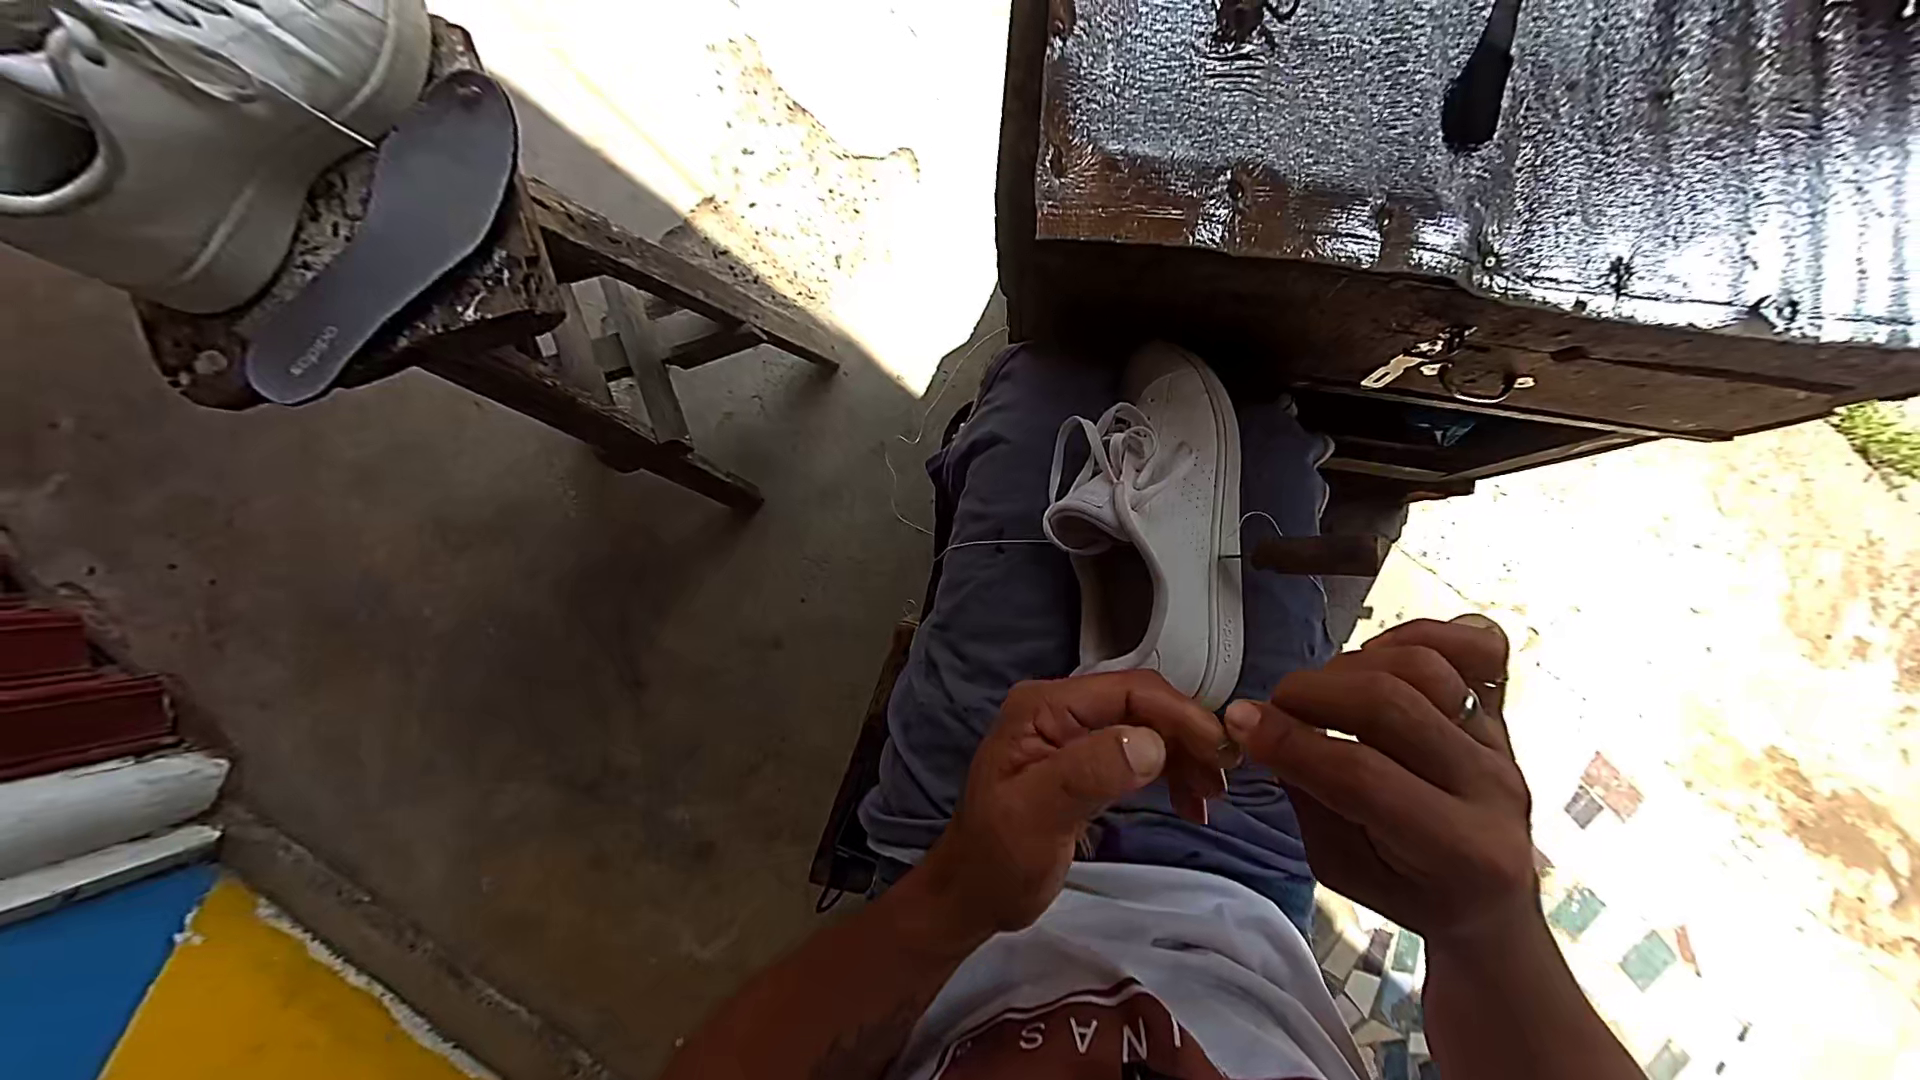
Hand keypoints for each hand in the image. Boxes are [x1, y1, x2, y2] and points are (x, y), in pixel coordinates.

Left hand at [916, 670, 1234, 936]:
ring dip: (1183, 755)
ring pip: (1145, 726)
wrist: (974, 892)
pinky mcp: (1084, 759)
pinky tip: (1189, 801)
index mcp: (1043, 706)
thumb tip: (1152, 742)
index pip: (1126, 690)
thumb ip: (1088, 773)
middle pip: (1140, 704)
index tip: (1220, 752)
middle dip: (1186, 735)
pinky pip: (1138, 751)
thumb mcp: (1037, 817)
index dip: (1178, 715)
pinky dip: (1169, 771)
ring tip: (1210, 796)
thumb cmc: (997, 858)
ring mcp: (1071, 733)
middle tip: (1223, 779)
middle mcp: (1059, 709)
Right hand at [1223, 615, 1539, 952]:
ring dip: (1348, 668)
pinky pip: (1477, 647)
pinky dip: (1419, 635)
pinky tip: (1376, 657)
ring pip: (1422, 668)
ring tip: (1321, 692)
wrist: (1486, 900)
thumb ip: (1307, 793)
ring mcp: (1501, 743)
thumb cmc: (1404, 887)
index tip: (1238, 723)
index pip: (1361, 775)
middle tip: (1271, 710)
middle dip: (1307, 695)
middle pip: (1388, 704)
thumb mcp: (1338, 865)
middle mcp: (1490, 788)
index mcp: (1456, 849)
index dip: (1289, 742)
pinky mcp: (1501, 711)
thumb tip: (1263, 727)